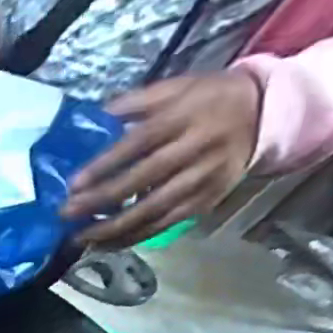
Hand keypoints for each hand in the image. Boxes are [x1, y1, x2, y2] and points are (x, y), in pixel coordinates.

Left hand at [60, 70, 261, 246]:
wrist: (266, 112)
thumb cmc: (206, 99)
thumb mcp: (175, 88)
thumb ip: (134, 103)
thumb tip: (91, 121)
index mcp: (186, 115)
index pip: (139, 143)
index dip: (104, 166)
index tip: (72, 185)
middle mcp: (198, 147)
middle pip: (144, 179)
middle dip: (101, 201)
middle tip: (66, 214)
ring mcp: (205, 177)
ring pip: (154, 209)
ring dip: (113, 228)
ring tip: (79, 237)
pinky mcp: (207, 199)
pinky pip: (166, 224)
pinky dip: (133, 237)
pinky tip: (105, 244)